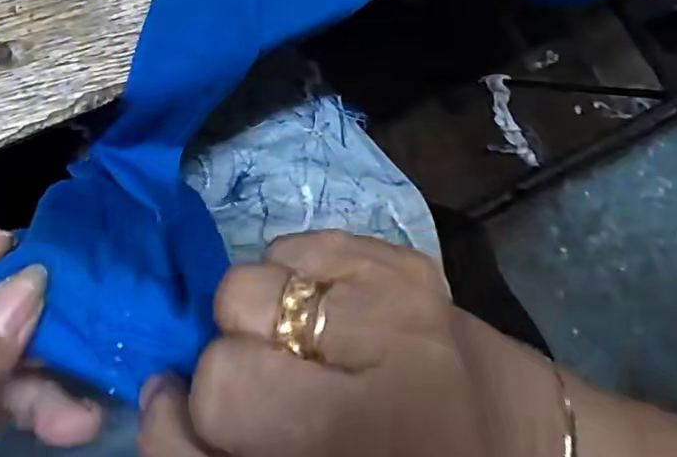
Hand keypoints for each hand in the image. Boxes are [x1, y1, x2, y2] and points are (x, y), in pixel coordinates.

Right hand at [136, 231, 566, 456]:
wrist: (515, 444)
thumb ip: (214, 455)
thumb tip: (161, 389)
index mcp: (354, 431)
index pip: (224, 387)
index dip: (197, 416)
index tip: (212, 429)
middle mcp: (379, 340)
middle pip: (233, 304)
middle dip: (230, 356)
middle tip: (272, 392)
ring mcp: (395, 281)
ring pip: (259, 263)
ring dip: (260, 310)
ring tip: (302, 348)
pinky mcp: (402, 254)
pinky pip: (299, 242)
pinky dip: (293, 278)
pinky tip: (328, 315)